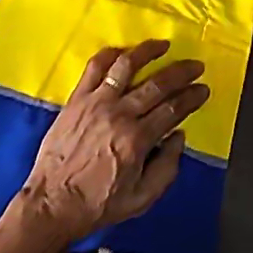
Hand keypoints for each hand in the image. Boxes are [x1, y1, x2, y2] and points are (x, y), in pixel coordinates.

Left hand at [7, 40, 209, 244]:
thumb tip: (179, 136)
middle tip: (196, 66)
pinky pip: (95, 67)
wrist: (49, 207)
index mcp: (137, 140)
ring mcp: (96, 103)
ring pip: (127, 65)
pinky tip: (124, 52)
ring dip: (149, 51)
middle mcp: (120, 115)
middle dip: (182, 72)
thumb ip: (168, 168)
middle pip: (159, 83)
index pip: (174, 108)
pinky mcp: (77, 100)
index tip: (203, 89)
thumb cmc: (97, 204)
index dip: (193, 96)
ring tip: (164, 46)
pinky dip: (111, 54)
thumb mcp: (142, 199)